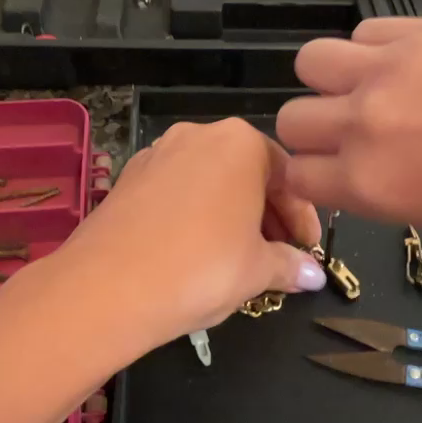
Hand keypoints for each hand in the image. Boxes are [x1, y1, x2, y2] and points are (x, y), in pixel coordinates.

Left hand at [48, 119, 325, 347]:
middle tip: (279, 258)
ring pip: (210, 181)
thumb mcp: (257, 270)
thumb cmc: (201, 268)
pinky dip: (194, 215)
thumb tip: (314, 274)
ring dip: (231, 215)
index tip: (308, 252)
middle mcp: (199, 135)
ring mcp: (158, 153)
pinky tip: (195, 252)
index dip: (302, 218)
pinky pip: (176, 192)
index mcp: (241, 142)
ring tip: (238, 259)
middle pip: (247, 173)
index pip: (288, 176)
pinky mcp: (128, 177)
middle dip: (267, 215)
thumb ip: (290, 265)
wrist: (107, 287)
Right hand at [277, 18, 421, 239]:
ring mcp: (390, 68)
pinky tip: (413, 62)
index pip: (295, 175)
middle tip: (350, 130)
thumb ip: (390, 191)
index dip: (308, 174)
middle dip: (313, 128)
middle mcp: (366, 123)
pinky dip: (375, 48)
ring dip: (331, 78)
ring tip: (373, 86)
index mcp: (372, 184)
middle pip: (291, 117)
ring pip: (312, 61)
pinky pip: (365, 31)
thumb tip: (367, 170)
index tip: (327, 169)